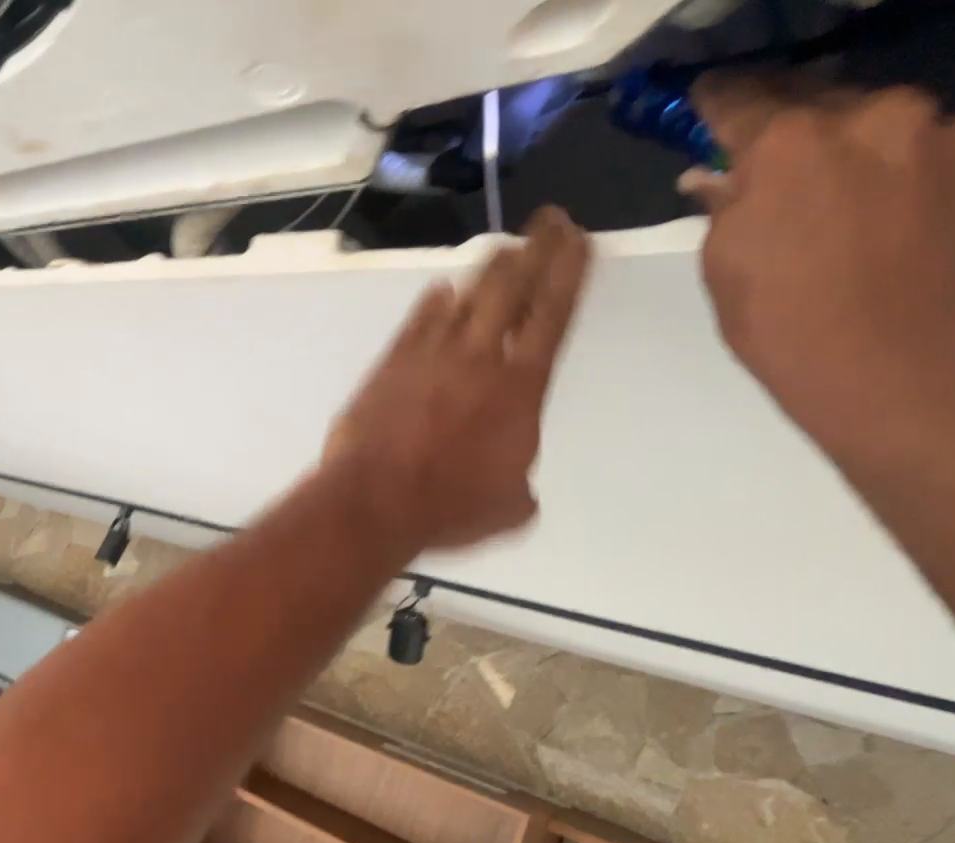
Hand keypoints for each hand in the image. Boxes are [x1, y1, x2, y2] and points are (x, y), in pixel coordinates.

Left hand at [327, 206, 590, 550]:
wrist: (373, 502)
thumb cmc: (448, 510)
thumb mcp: (508, 506)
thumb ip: (518, 480)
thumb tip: (513, 482)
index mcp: (521, 388)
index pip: (553, 315)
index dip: (569, 272)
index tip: (580, 238)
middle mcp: (478, 360)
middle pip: (512, 291)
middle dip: (535, 250)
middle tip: (548, 221)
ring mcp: (428, 359)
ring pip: (464, 299)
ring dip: (486, 271)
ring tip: (503, 247)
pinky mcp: (388, 368)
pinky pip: (415, 325)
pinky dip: (430, 305)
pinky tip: (439, 290)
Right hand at [687, 75, 954, 449]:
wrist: (897, 363)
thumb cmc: (781, 319)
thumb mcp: (723, 263)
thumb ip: (726, 204)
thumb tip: (722, 178)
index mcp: (789, 142)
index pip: (740, 100)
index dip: (717, 100)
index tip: (705, 97)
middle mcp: (873, 116)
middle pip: (819, 100)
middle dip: (791, 125)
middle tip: (771, 154)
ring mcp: (945, 134)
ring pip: (884, 123)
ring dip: (855, 144)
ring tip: (839, 191)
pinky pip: (934, 150)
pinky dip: (906, 169)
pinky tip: (890, 211)